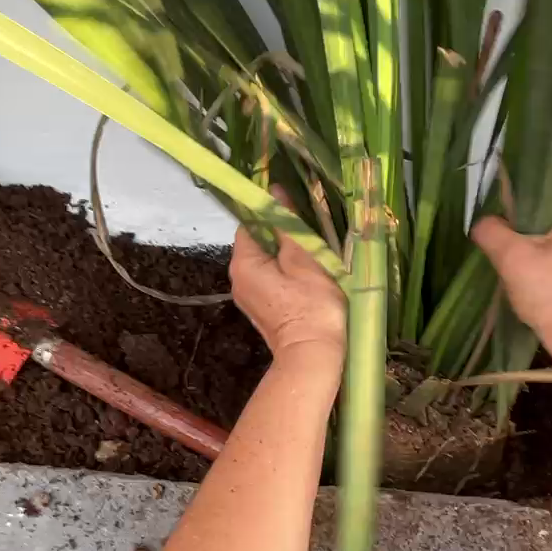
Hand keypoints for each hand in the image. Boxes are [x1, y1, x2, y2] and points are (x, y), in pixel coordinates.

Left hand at [230, 214, 344, 365]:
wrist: (313, 357)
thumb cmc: (311, 306)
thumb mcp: (303, 259)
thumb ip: (286, 225)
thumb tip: (273, 193)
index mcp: (243, 263)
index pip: (250, 223)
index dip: (271, 213)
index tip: (296, 212)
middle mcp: (238, 279)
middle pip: (258, 242)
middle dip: (282, 235)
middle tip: (311, 236)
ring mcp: (248, 297)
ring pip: (267, 262)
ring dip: (288, 255)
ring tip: (313, 256)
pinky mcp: (262, 309)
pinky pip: (272, 280)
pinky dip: (287, 274)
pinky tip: (307, 277)